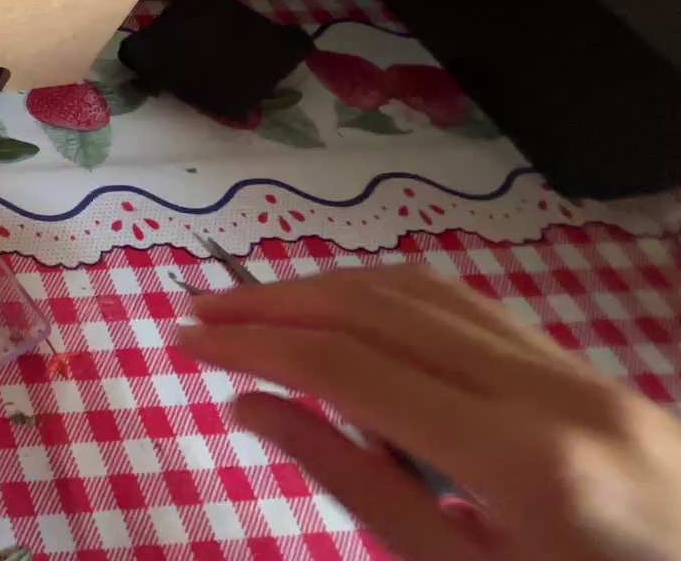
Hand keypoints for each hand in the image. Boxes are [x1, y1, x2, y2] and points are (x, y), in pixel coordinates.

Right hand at [177, 263, 680, 560]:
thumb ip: (352, 483)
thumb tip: (247, 405)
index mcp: (525, 461)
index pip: (342, 364)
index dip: (247, 342)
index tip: (182, 338)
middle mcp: (553, 392)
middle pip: (369, 306)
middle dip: (269, 301)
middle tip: (200, 311)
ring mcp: (579, 371)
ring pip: (411, 288)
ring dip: (316, 287)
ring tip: (255, 306)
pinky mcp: (588, 369)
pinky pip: (459, 304)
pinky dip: (376, 294)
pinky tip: (337, 309)